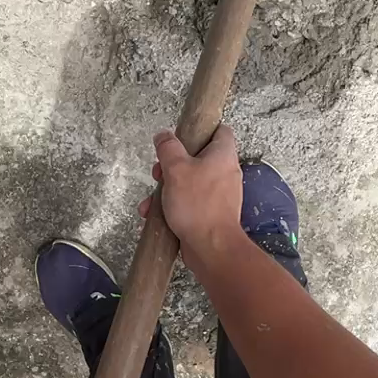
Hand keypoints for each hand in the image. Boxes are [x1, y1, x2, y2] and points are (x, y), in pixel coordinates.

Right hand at [138, 127, 244, 265]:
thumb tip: (163, 136)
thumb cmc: (198, 206)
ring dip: (166, 190)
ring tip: (152, 200)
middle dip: (172, 166)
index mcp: (222, 155)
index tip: (181, 136)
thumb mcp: (176, 169)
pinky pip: (189, 203)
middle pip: (197, 158)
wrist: (211, 248)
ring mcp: (218, 195)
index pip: (220, 130)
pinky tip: (155, 215)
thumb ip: (168, 148)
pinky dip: (172, 207)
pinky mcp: (210, 213)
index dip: (200, 129)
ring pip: (189, 183)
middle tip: (160, 173)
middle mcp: (224, 173)